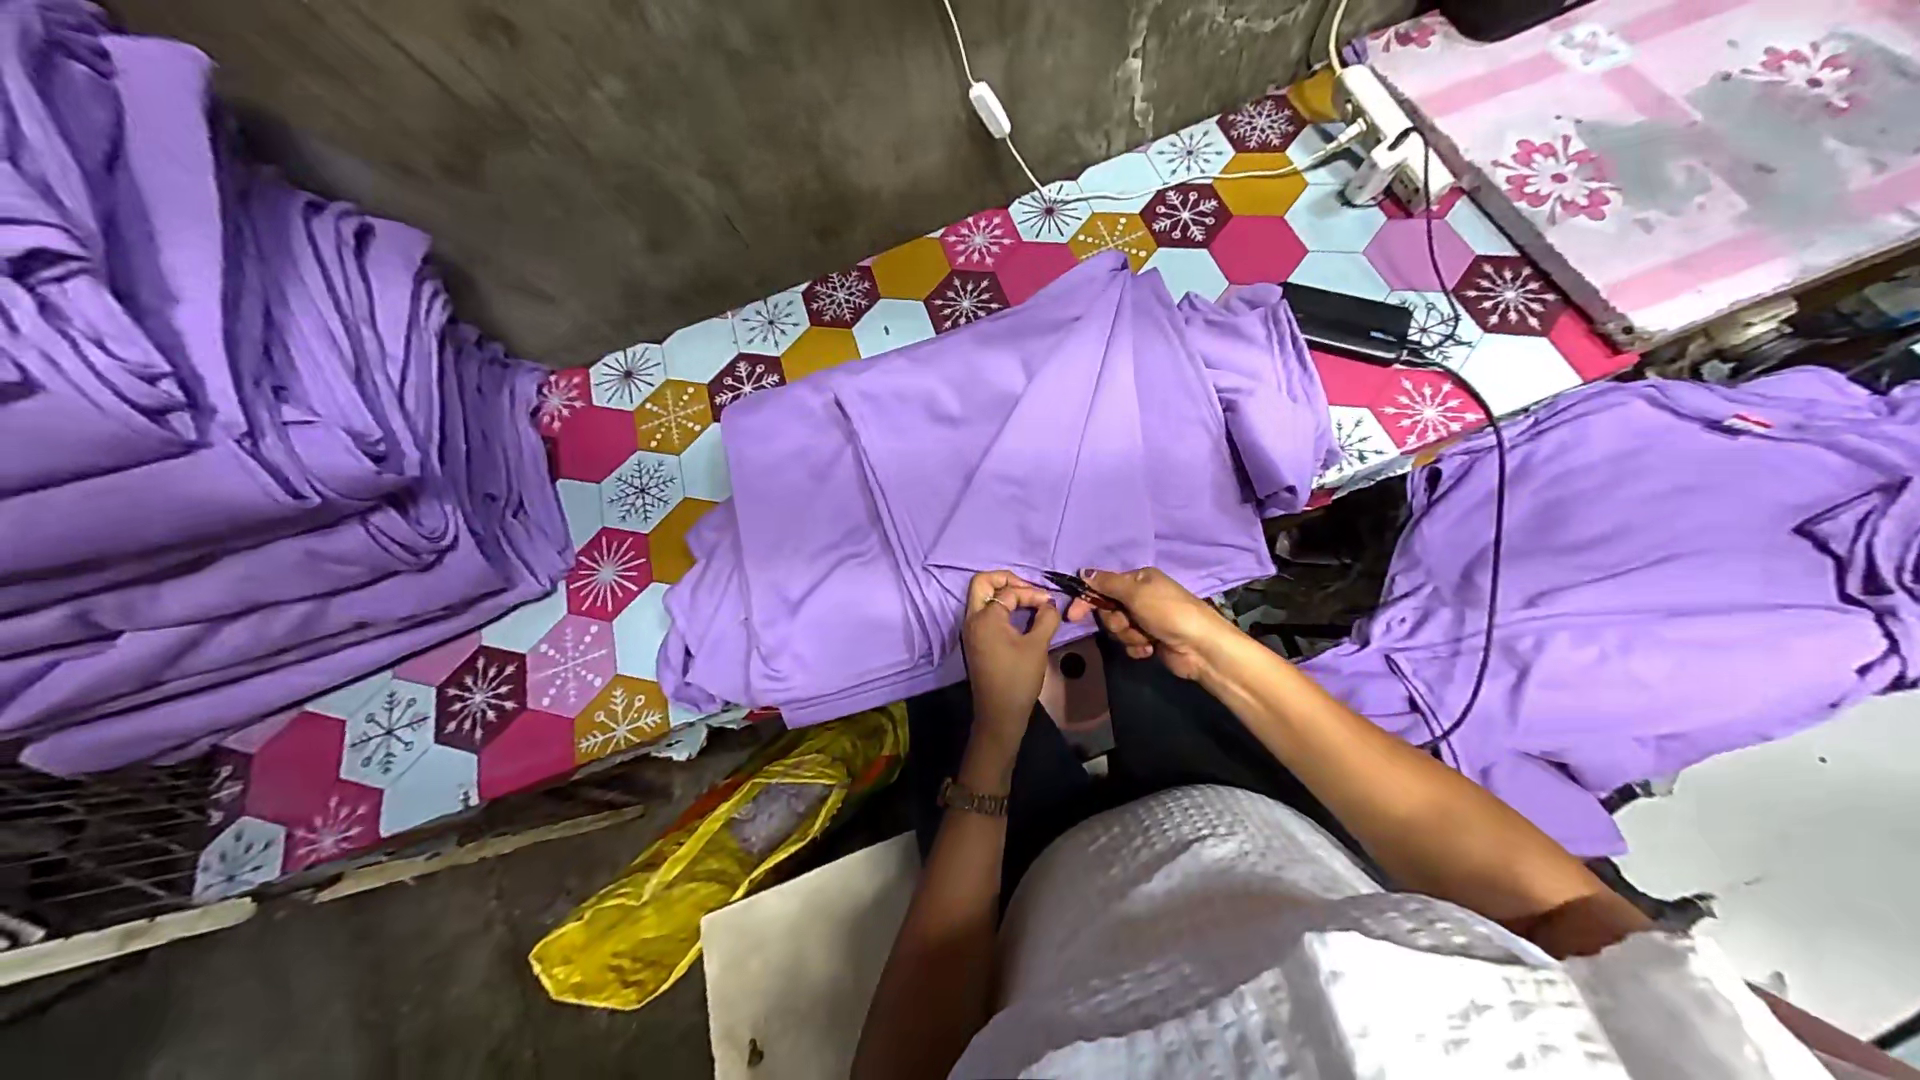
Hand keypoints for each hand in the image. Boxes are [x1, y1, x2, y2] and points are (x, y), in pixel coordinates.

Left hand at [960, 570, 1061, 755]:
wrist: (999, 713)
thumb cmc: (1018, 678)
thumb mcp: (1037, 645)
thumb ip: (1046, 618)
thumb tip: (1050, 604)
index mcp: (985, 618)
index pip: (1008, 592)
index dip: (1031, 593)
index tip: (1049, 603)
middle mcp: (971, 619)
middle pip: (982, 583)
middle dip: (1006, 580)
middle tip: (1028, 588)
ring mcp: (970, 630)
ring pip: (980, 597)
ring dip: (1002, 593)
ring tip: (1027, 600)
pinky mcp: (973, 640)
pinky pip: (982, 612)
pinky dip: (999, 606)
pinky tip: (1018, 615)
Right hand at [1065, 566, 1237, 680]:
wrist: (1200, 646)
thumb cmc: (1168, 612)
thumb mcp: (1135, 592)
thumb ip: (1107, 583)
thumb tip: (1083, 571)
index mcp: (1139, 580)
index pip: (1103, 586)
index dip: (1087, 600)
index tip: (1073, 615)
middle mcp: (1141, 597)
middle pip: (1108, 609)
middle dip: (1116, 621)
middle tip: (1129, 624)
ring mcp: (1146, 620)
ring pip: (1118, 629)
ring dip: (1128, 635)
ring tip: (1146, 638)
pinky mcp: (1150, 640)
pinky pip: (1129, 644)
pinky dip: (1137, 647)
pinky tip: (1151, 648)